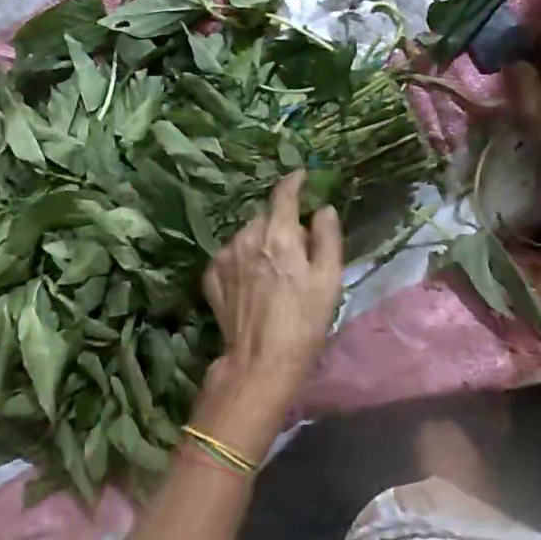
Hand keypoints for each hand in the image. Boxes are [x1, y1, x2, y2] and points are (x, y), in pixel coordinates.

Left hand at [201, 171, 342, 389]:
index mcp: (279, 235)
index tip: (302, 177)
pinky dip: (245, 259)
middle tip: (299, 248)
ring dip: (263, 241)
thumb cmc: (304, 320)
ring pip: (248, 235)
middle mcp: (246, 238)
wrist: (261, 362)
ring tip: (276, 270)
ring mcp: (224, 257)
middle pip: (267, 216)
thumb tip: (323, 209)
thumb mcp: (329, 278)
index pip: (284, 194)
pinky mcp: (211, 278)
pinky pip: (232, 255)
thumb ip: (327, 237)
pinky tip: (255, 281)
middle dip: (283, 223)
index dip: (294, 182)